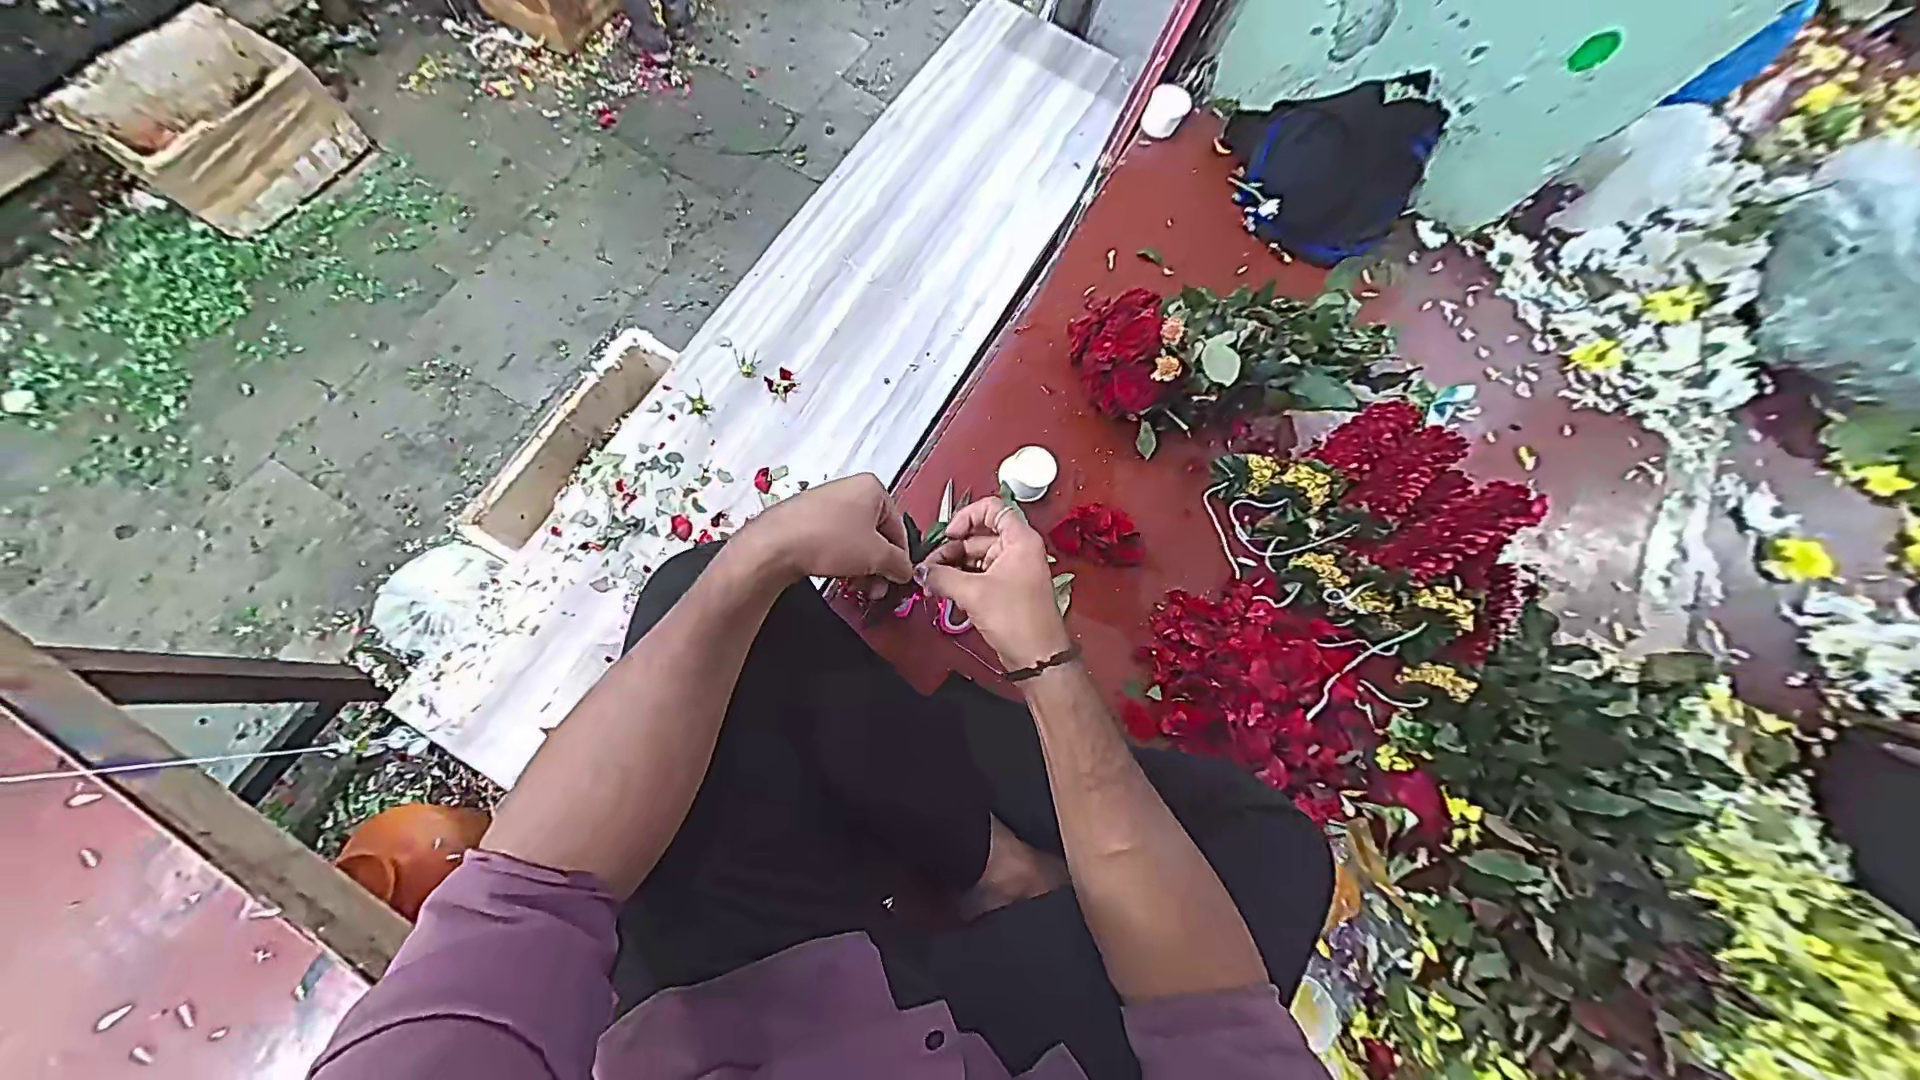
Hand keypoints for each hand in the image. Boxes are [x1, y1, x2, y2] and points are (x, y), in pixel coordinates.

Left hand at [738, 473, 913, 593]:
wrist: (774, 546)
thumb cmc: (825, 539)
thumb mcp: (877, 556)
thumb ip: (899, 564)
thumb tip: (905, 570)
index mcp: (872, 488)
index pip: (898, 528)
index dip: (900, 558)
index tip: (897, 578)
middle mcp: (850, 490)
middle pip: (877, 535)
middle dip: (879, 565)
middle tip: (876, 588)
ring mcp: (827, 504)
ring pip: (856, 541)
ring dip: (862, 566)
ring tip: (857, 585)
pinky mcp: (809, 519)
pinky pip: (835, 541)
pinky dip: (841, 559)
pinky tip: (838, 574)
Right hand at [918, 497, 1072, 669]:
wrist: (1037, 657)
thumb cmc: (1016, 619)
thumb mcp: (973, 593)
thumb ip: (942, 576)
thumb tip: (922, 571)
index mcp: (1019, 539)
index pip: (991, 509)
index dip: (966, 517)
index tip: (948, 535)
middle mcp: (1017, 549)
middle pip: (977, 536)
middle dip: (950, 550)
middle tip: (928, 568)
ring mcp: (1011, 569)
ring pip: (975, 557)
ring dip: (951, 568)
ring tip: (930, 583)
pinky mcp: (1004, 588)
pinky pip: (978, 575)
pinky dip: (960, 580)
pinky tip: (942, 591)